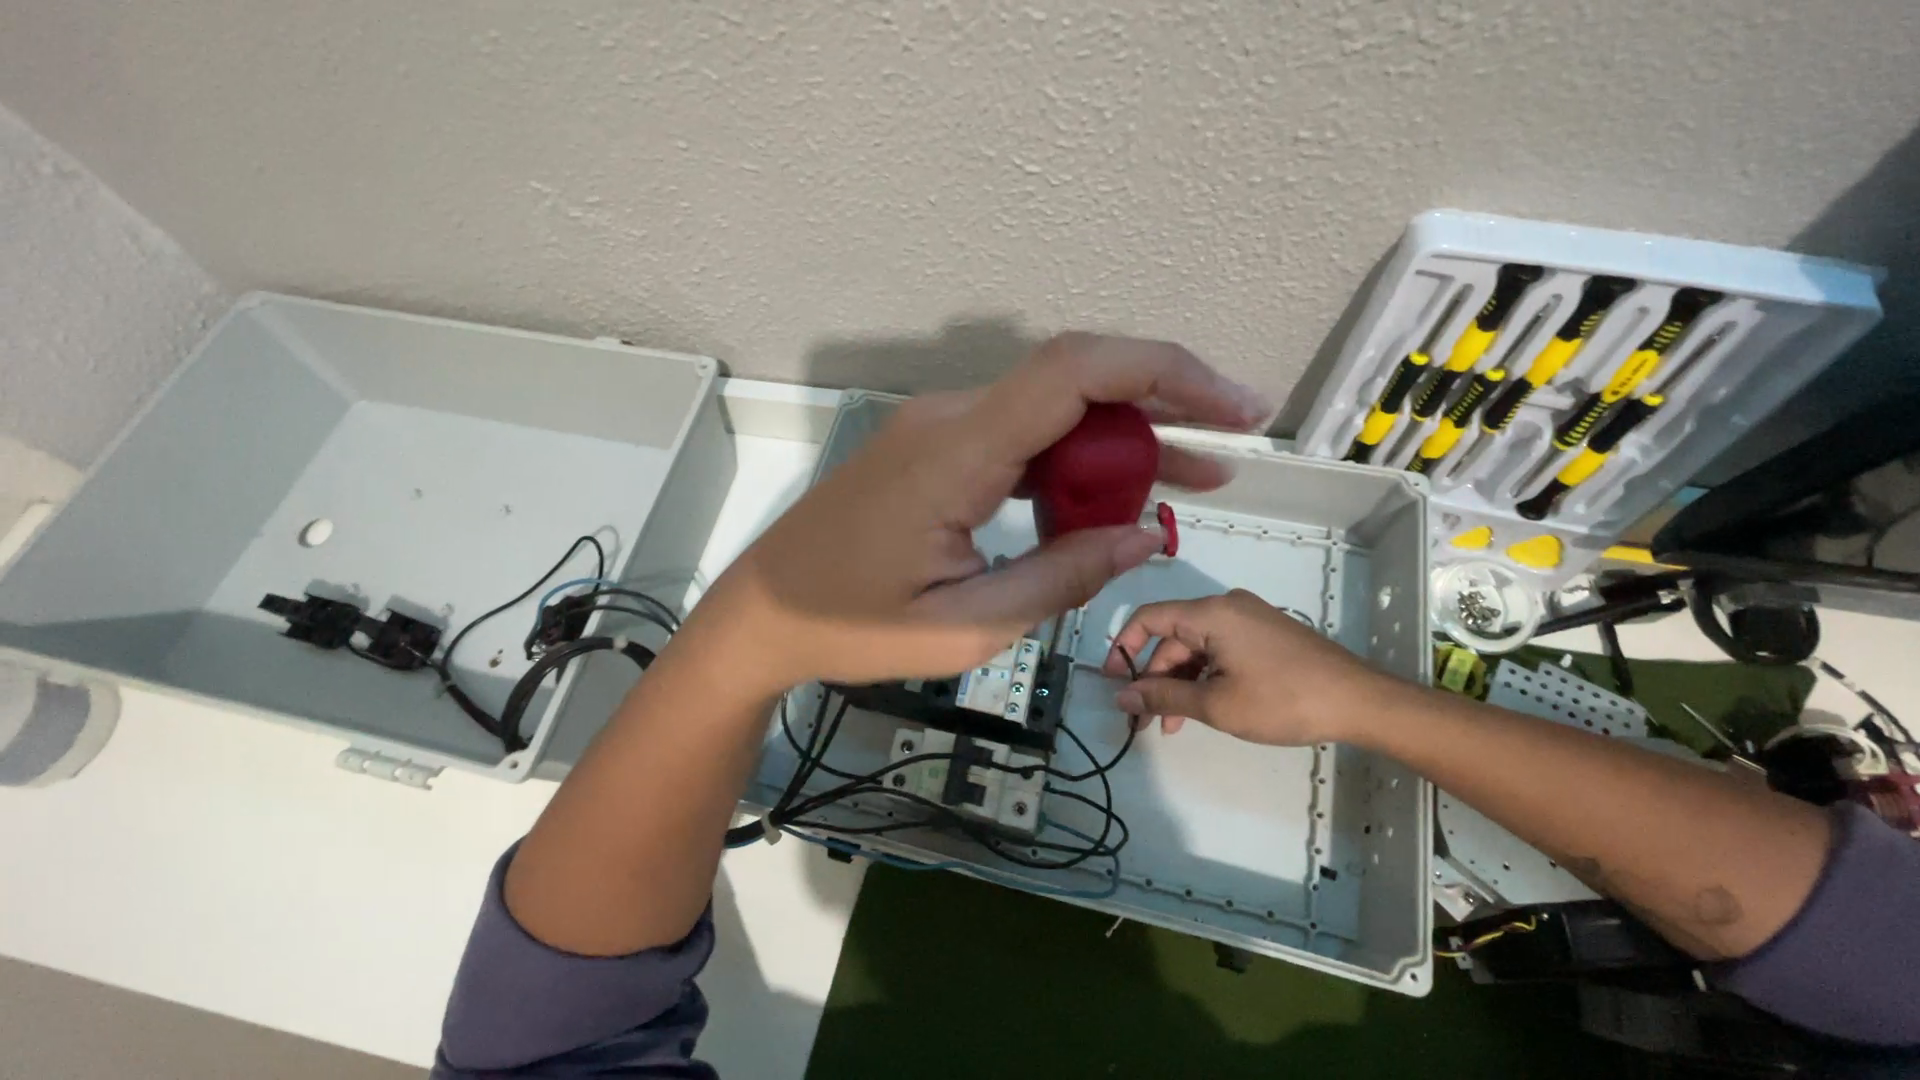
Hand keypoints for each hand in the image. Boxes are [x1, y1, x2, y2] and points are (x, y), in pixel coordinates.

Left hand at [697, 334, 1271, 693]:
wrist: (762, 614)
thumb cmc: (852, 627)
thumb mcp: (966, 626)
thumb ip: (1061, 576)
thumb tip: (1147, 535)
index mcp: (956, 453)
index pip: (1074, 372)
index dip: (1165, 372)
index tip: (1234, 407)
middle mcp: (950, 418)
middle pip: (1074, 383)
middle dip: (1163, 406)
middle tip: (1233, 449)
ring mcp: (939, 429)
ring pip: (1052, 411)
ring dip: (1123, 439)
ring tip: (1194, 481)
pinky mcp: (934, 449)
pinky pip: (1021, 438)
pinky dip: (1075, 461)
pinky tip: (1112, 499)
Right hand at [1103, 589, 1415, 745]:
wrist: (1359, 702)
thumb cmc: (1282, 700)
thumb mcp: (1216, 704)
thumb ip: (1163, 697)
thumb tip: (1122, 696)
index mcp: (1211, 613)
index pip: (1149, 618)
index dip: (1124, 648)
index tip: (1114, 683)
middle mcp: (1227, 607)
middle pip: (1173, 636)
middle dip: (1154, 677)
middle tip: (1144, 718)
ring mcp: (1250, 620)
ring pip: (1197, 647)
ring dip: (1180, 682)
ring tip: (1173, 725)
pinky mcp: (1266, 636)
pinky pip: (1221, 650)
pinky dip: (1206, 677)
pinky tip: (1204, 709)